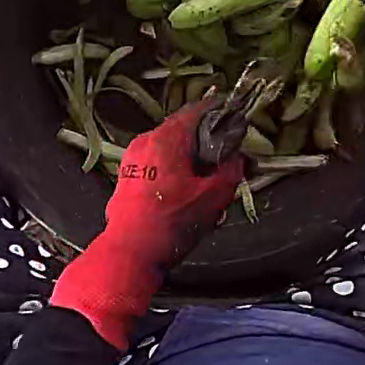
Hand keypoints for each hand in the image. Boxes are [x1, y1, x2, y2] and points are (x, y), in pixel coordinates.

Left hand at [50, 102, 242, 347]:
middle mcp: (145, 141)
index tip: (234, 122)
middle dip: (207, 146)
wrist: (129, 252)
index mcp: (166, 139)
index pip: (197, 111)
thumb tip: (237, 158)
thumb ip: (231, 171)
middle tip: (226, 164)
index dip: (220, 114)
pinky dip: (173, 173)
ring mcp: (133, 158)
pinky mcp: (127, 176)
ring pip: (170, 150)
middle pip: (184, 132)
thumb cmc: (170, 223)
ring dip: (190, 163)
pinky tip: (186, 198)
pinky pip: (156, 165)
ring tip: (208, 189)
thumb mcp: (213, 197)